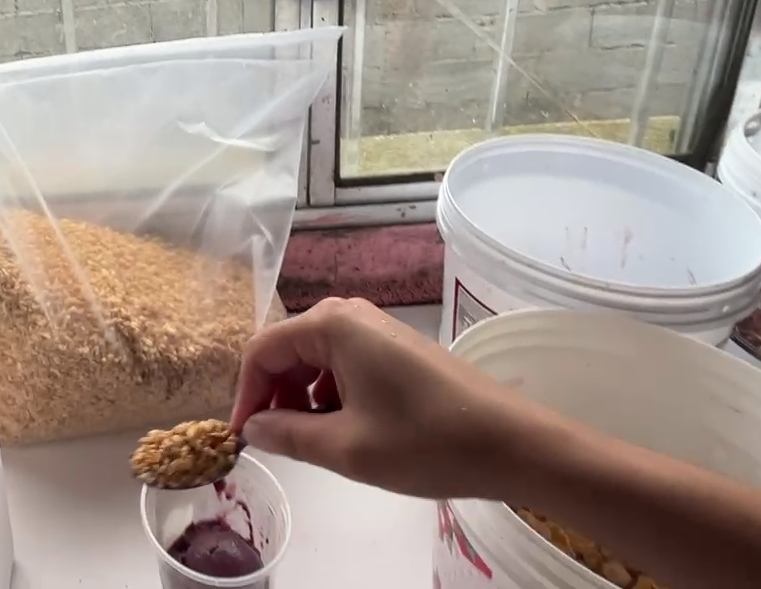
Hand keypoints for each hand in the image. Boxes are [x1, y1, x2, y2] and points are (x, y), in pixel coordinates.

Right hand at [229, 297, 563, 499]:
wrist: (517, 444)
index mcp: (330, 324)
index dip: (246, 393)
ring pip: (313, 358)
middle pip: (286, 350)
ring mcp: (372, 327)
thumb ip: (288, 436)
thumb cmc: (427, 441)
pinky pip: (341, 362)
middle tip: (276, 442)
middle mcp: (346, 313)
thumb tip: (251, 429)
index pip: (262, 350)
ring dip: (302, 397)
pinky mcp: (392, 345)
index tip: (243, 437)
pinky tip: (345, 428)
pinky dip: (330, 393)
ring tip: (313, 441)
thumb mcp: (348, 448)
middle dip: (274, 395)